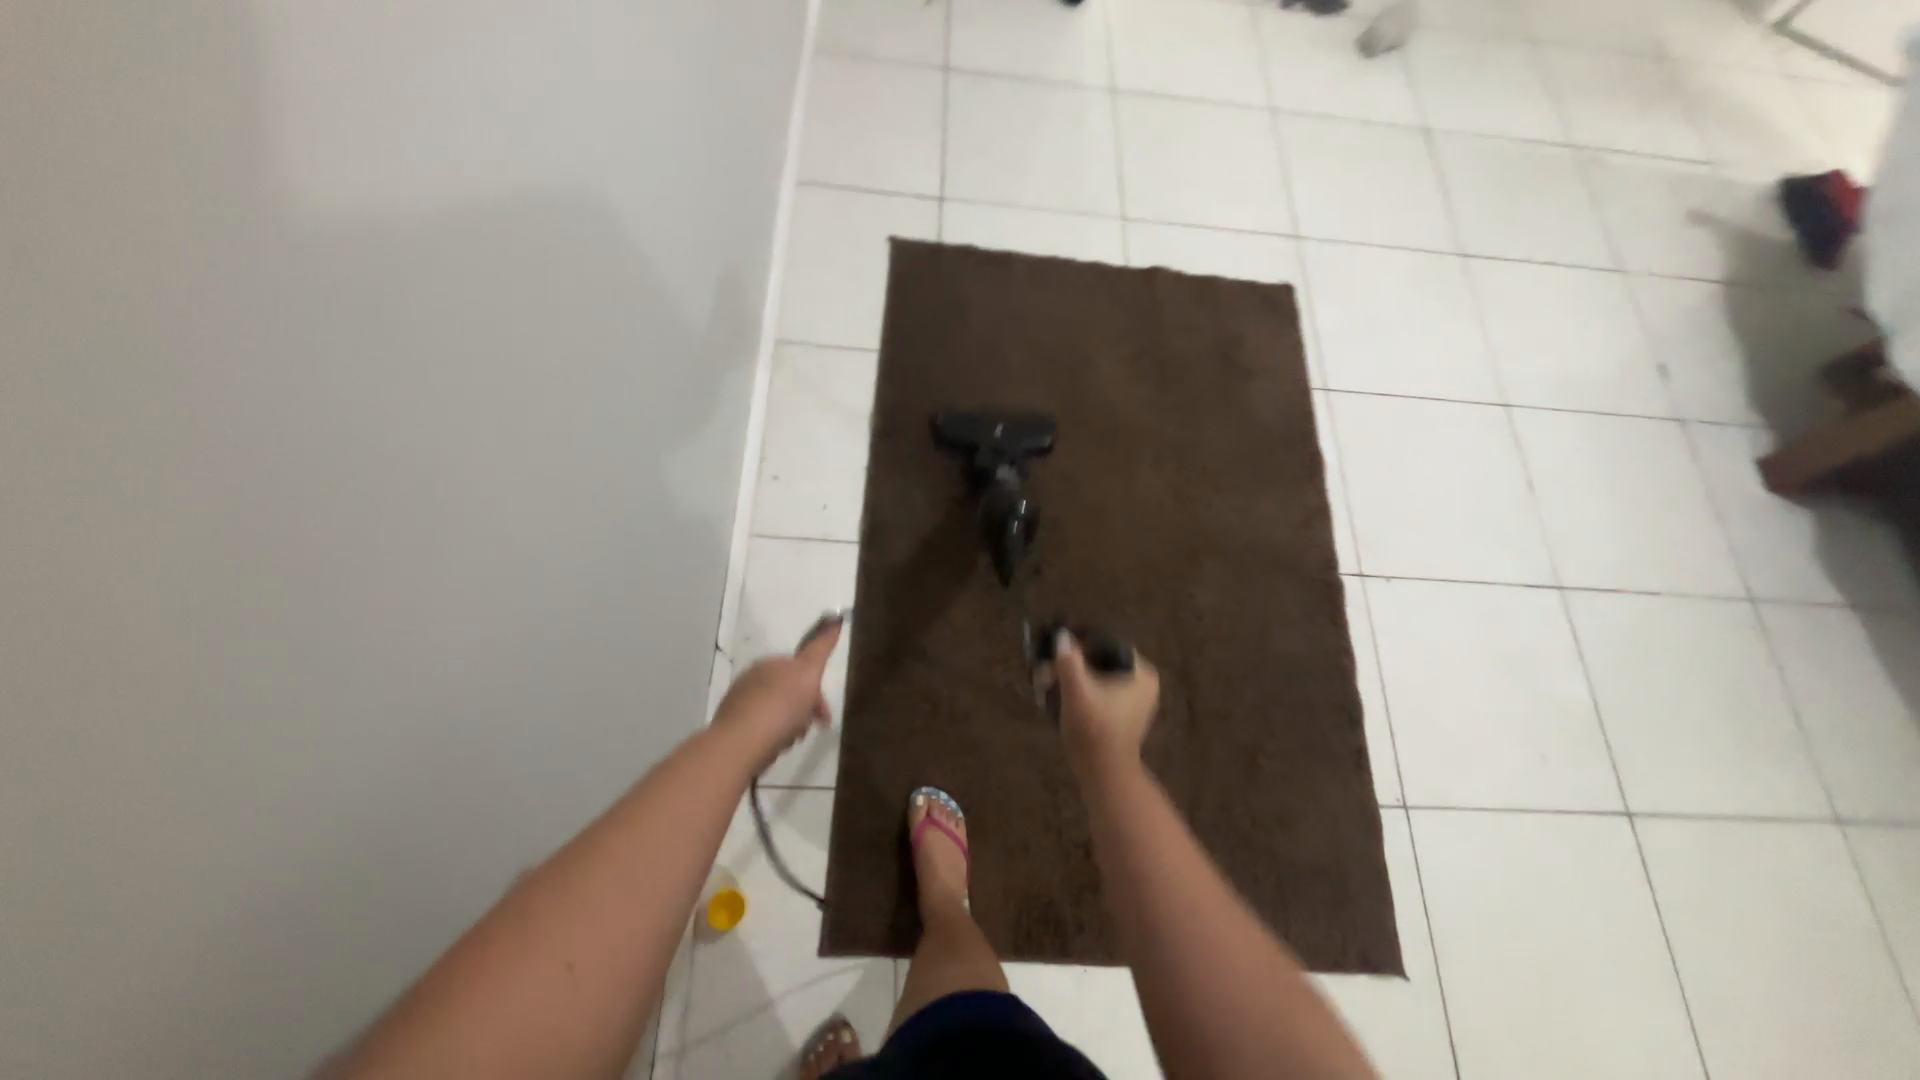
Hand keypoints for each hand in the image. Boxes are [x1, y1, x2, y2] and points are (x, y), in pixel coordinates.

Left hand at [713, 613, 843, 764]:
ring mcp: (739, 701)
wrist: (741, 743)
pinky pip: (761, 727)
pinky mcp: (732, 726)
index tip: (825, 713)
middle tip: (812, 728)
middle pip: (788, 691)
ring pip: (775, 711)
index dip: (816, 689)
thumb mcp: (808, 672)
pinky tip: (776, 747)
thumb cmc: (781, 707)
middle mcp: (752, 677)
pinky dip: (773, 735)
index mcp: (771, 662)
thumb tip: (835, 618)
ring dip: (789, 724)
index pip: (800, 669)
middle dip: (804, 708)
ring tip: (792, 741)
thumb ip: (821, 646)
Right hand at [1055, 629, 1159, 782]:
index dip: (1080, 642)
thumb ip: (1068, 660)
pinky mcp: (1121, 716)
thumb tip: (1061, 636)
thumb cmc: (1094, 730)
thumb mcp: (1077, 691)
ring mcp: (1132, 701)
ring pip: (1096, 677)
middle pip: (1100, 660)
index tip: (1055, 647)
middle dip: (1070, 664)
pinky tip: (1057, 697)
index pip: (1107, 643)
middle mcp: (1141, 684)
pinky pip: (1098, 692)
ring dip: (1070, 677)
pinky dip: (1078, 691)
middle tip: (1045, 670)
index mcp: (1140, 673)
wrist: (1104, 775)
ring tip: (1046, 684)